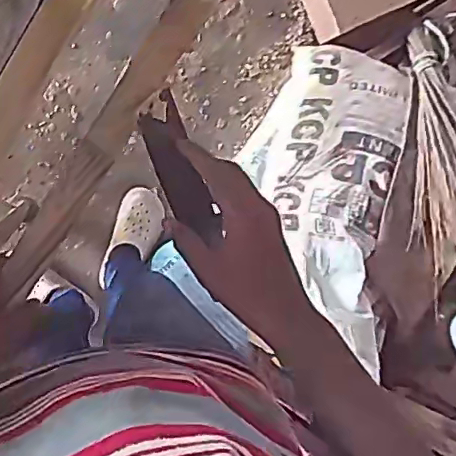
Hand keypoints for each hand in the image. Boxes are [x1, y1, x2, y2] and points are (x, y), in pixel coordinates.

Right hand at [166, 139, 329, 360]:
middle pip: (231, 172)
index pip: (216, 174)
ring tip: (192, 174)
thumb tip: (169, 220)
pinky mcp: (269, 226)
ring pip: (239, 183)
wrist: (285, 313)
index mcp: (243, 212)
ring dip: (217, 175)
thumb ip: (186, 240)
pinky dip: (225, 190)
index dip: (196, 156)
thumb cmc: (245, 292)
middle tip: (182, 155)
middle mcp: (258, 207)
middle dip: (206, 161)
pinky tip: (210, 203)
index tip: (179, 143)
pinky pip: (244, 196)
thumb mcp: (207, 267)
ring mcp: (267, 216)